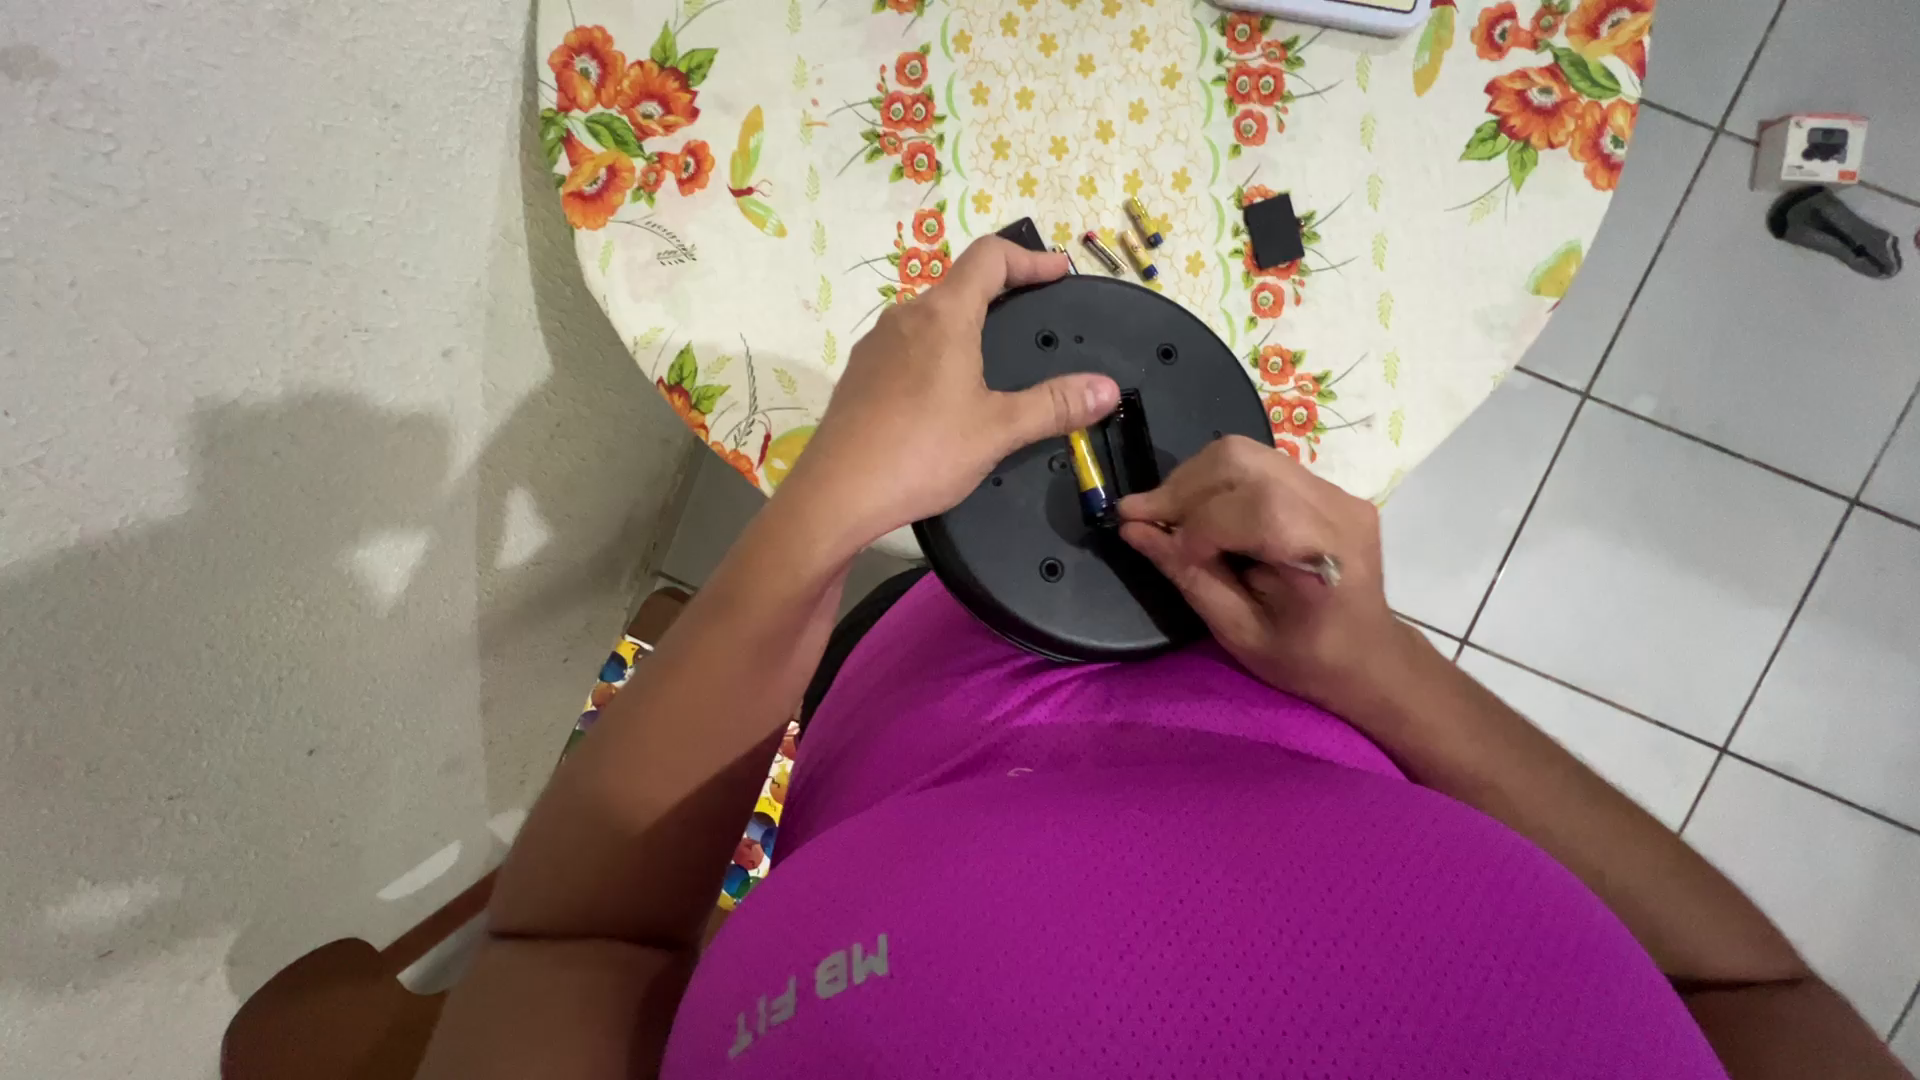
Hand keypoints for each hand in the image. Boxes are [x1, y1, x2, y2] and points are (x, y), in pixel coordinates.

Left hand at [781, 236, 1119, 545]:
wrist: (837, 494)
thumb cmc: (921, 452)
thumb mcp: (997, 430)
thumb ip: (1053, 405)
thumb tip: (1107, 388)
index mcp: (943, 315)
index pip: (989, 257)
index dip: (1029, 258)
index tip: (1058, 272)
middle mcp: (904, 317)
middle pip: (957, 285)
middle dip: (999, 292)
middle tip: (1032, 316)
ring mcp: (875, 347)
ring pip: (929, 319)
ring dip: (964, 325)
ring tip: (992, 358)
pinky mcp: (859, 377)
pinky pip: (907, 350)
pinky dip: (936, 354)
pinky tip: (945, 394)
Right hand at [1116, 436, 1430, 713]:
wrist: (1369, 657)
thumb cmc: (1304, 659)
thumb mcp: (1238, 632)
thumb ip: (1188, 576)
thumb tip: (1133, 530)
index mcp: (1325, 556)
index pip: (1252, 508)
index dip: (1195, 524)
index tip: (1160, 545)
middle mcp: (1335, 507)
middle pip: (1241, 462)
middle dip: (1181, 487)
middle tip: (1145, 516)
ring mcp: (1334, 490)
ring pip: (1243, 453)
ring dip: (1193, 479)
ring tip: (1169, 513)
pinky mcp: (1325, 486)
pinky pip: (1257, 465)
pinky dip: (1214, 482)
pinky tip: (1201, 513)